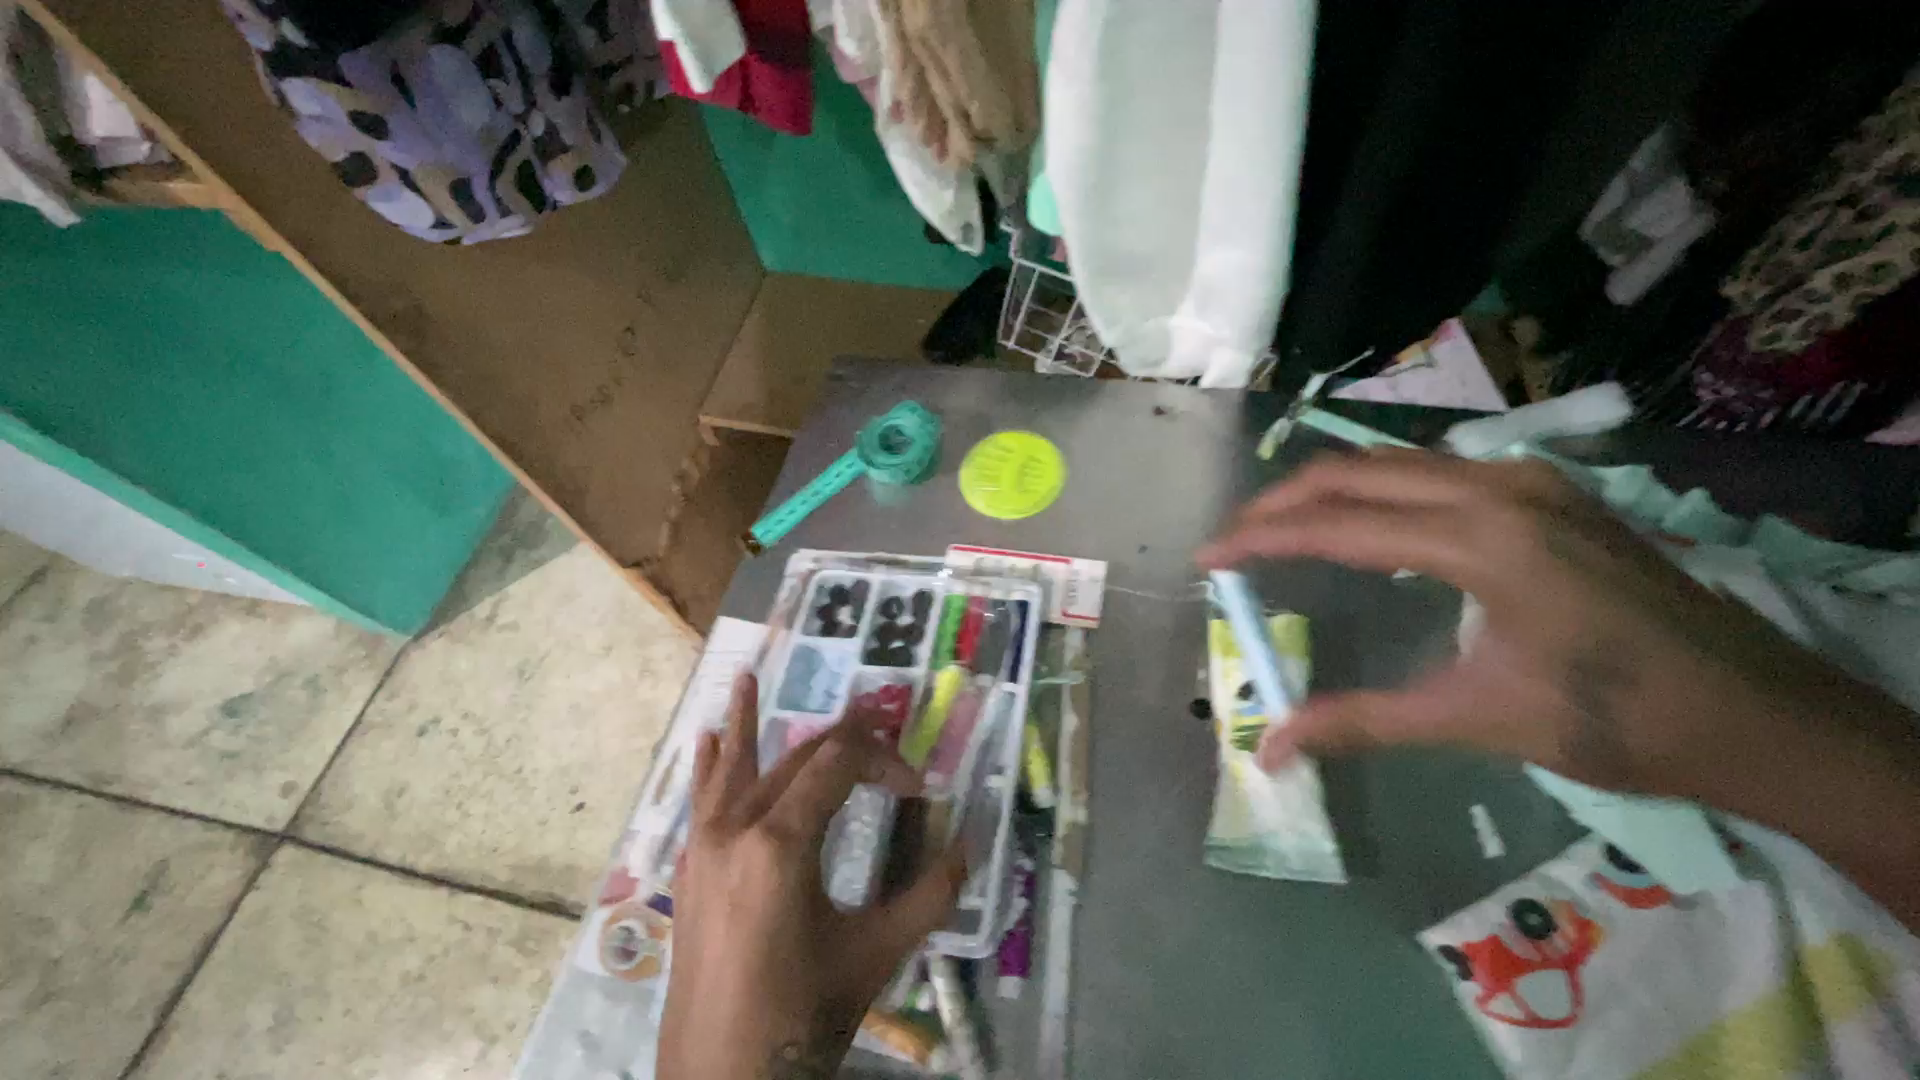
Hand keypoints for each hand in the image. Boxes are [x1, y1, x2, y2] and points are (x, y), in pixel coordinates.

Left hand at [658, 674, 966, 1079]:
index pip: (840, 766)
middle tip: (884, 744)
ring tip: (747, 676)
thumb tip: (970, 846)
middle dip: (844, 746)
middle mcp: (736, 829)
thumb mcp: (875, 955)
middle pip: (796, 760)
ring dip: (746, 722)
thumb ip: (928, 896)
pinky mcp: (691, 871)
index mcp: (781, 842)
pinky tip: (706, 740)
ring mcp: (705, 847)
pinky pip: (702, 801)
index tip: (920, 787)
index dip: (885, 761)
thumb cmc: (801, 1017)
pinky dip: (710, 765)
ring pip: (734, 767)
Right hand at [1196, 450, 1918, 828]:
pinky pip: (1434, 473)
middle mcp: (1500, 489)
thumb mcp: (1477, 720)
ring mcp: (1530, 483)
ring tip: (1278, 527)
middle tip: (1230, 538)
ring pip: (1396, 463)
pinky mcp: (1548, 494)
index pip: (1339, 525)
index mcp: (1482, 540)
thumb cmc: (1619, 721)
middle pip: (1356, 472)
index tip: (1206, 557)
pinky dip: (1377, 491)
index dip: (1261, 539)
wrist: (1764, 717)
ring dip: (1327, 489)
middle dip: (1281, 501)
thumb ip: (1363, 722)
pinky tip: (1365, 525)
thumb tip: (1270, 749)